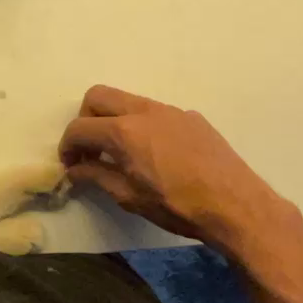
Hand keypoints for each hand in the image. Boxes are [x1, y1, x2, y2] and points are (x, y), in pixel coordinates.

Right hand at [58, 85, 302, 258]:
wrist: (235, 204)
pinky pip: (155, 113)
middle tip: (90, 150)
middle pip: (98, 96)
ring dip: (114, 121)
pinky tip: (156, 156)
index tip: (70, 166)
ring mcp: (170, 110)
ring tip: (121, 154)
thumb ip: (96, 177)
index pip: (79, 128)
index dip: (67, 147)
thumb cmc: (177, 206)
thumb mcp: (129, 197)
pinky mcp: (191, 117)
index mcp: (123, 132)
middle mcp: (144, 111)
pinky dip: (142, 126)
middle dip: (85, 120)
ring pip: (128, 101)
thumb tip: (75, 170)